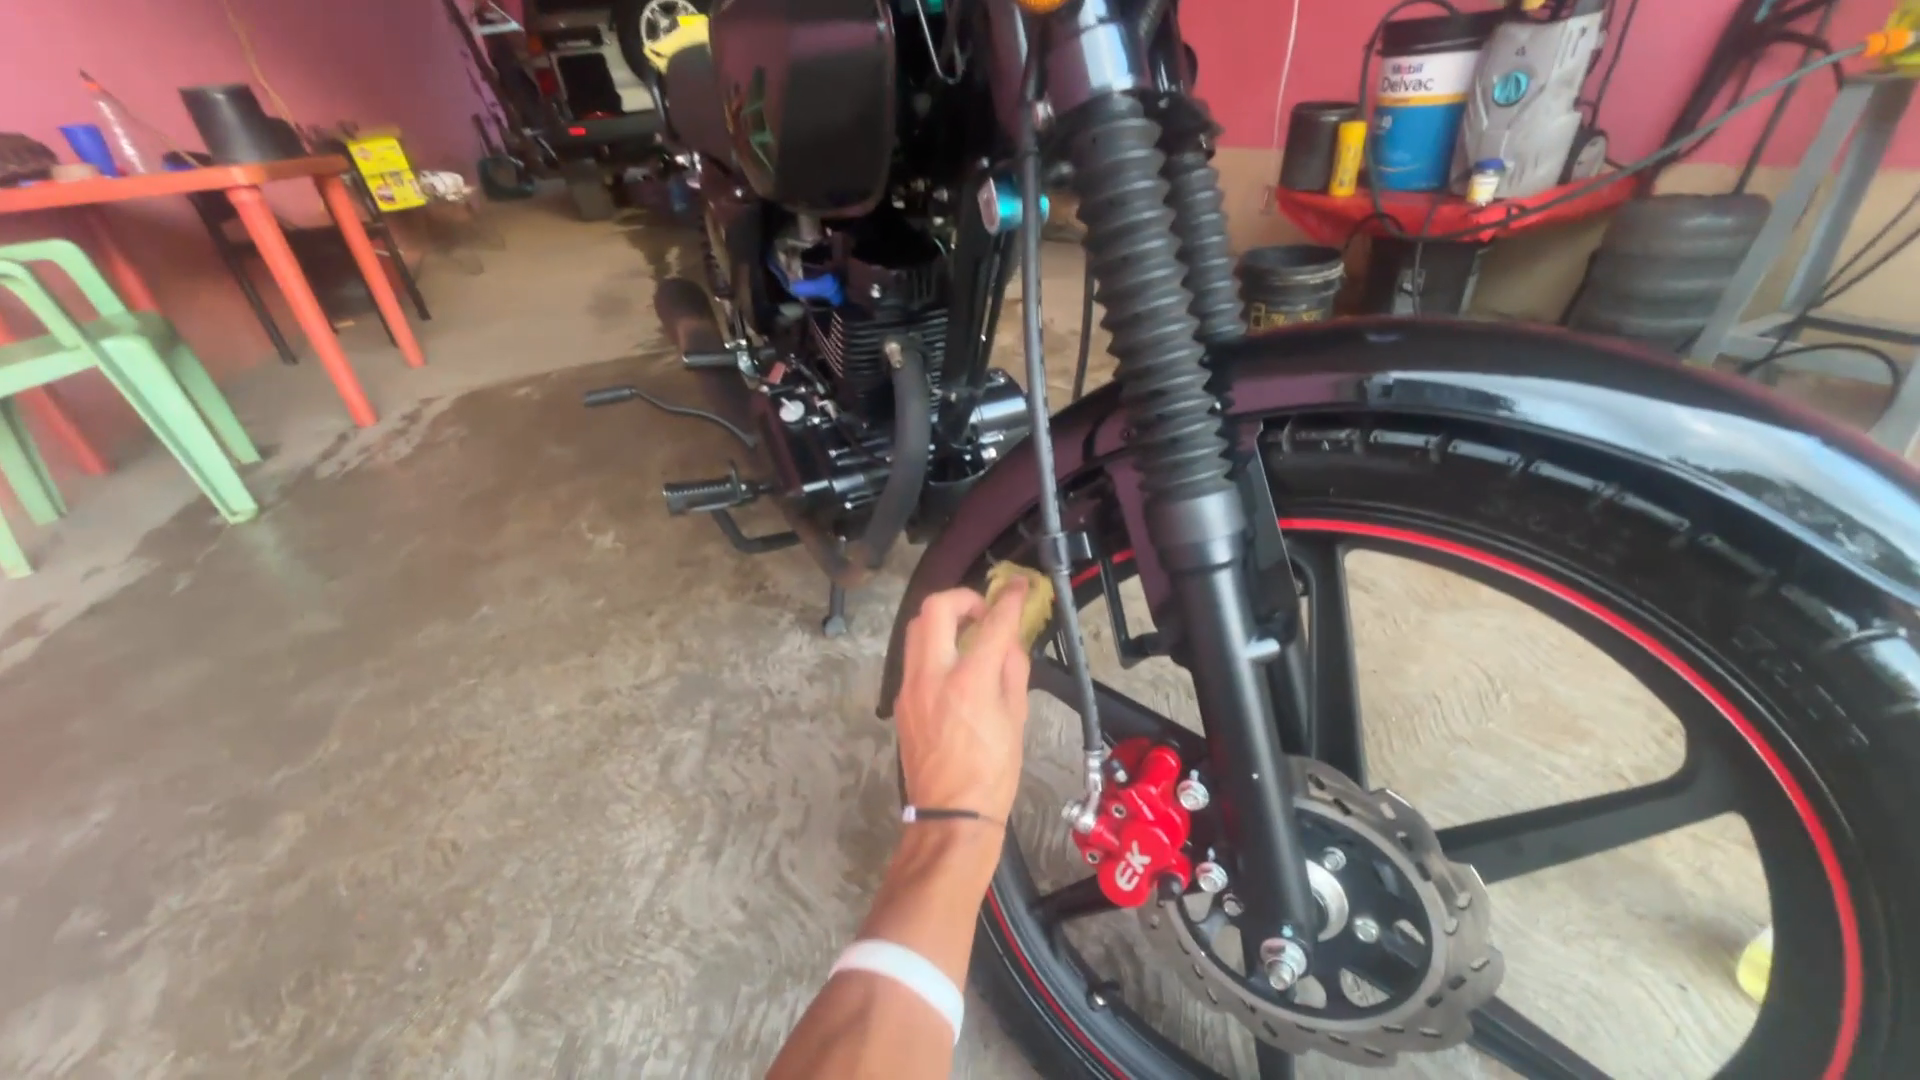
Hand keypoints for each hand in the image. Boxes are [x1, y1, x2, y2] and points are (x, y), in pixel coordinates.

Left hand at [896, 581, 1033, 824]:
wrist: (951, 814)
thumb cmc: (993, 773)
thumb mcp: (1016, 719)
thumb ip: (1012, 671)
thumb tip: (1008, 642)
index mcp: (969, 682)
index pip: (992, 624)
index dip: (1009, 599)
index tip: (1018, 587)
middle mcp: (932, 676)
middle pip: (935, 608)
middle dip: (962, 598)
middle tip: (983, 611)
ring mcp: (911, 687)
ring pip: (916, 628)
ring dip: (942, 620)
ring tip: (967, 634)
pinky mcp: (901, 700)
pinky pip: (914, 657)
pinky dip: (934, 647)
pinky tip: (954, 665)